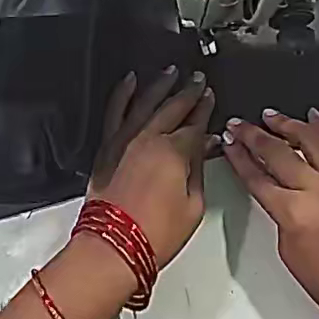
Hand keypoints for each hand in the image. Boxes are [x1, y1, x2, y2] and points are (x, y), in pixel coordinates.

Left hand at [87, 68, 217, 267]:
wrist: (112, 247)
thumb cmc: (151, 234)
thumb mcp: (192, 206)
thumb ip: (198, 171)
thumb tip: (202, 152)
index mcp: (174, 152)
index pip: (196, 124)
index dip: (206, 110)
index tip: (211, 99)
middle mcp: (148, 140)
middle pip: (173, 108)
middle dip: (189, 93)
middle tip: (199, 81)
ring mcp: (125, 141)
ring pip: (145, 103)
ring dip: (160, 86)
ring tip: (171, 72)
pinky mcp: (106, 148)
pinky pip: (114, 112)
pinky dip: (122, 94)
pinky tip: (129, 82)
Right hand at [221, 109, 318, 318]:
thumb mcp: (290, 255)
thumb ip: (281, 220)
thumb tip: (279, 201)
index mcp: (292, 212)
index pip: (256, 176)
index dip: (239, 157)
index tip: (230, 143)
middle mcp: (316, 191)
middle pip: (277, 152)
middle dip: (253, 135)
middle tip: (240, 124)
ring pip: (309, 140)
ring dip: (287, 124)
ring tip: (272, 115)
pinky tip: (315, 120)